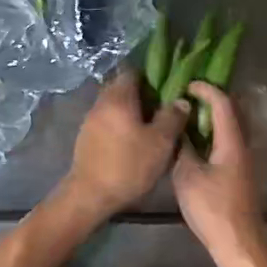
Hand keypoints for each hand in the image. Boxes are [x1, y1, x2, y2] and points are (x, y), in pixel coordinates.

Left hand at [58, 69, 187, 219]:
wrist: (90, 195)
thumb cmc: (129, 165)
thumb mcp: (160, 142)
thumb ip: (172, 117)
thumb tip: (181, 100)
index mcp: (117, 98)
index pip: (132, 72)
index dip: (150, 75)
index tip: (167, 85)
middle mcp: (100, 104)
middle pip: (121, 88)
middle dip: (142, 94)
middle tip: (164, 106)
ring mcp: (90, 121)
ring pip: (114, 106)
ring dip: (131, 111)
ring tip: (151, 124)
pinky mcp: (86, 138)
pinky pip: (107, 121)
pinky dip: (120, 124)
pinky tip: (133, 139)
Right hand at [173, 82, 266, 266]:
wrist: (238, 243)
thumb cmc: (212, 208)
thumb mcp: (187, 176)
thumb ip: (182, 148)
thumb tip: (178, 129)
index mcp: (231, 142)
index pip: (222, 103)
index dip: (206, 89)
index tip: (185, 84)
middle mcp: (242, 145)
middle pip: (231, 112)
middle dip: (210, 99)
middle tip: (184, 97)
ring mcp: (243, 161)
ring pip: (229, 128)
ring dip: (210, 118)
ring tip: (184, 116)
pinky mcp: (238, 174)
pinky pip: (226, 142)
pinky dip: (211, 134)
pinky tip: (193, 143)